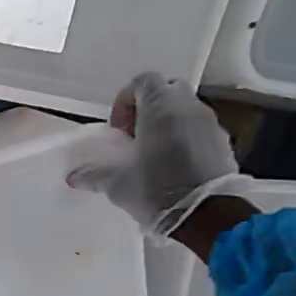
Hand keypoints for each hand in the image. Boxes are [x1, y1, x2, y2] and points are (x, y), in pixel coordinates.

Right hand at [66, 73, 243, 238]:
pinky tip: (176, 165)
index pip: (142, 81)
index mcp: (160, 107)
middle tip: (135, 136)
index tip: (118, 128)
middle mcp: (187, 106)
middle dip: (148, 108)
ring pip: (185, 109)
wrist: (207, 214)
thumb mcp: (117, 183)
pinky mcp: (223, 141)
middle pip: (166, 91)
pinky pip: (200, 128)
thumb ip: (94, 174)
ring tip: (154, 153)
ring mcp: (209, 122)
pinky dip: (186, 137)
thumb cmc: (156, 189)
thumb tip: (72, 177)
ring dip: (168, 123)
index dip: (126, 100)